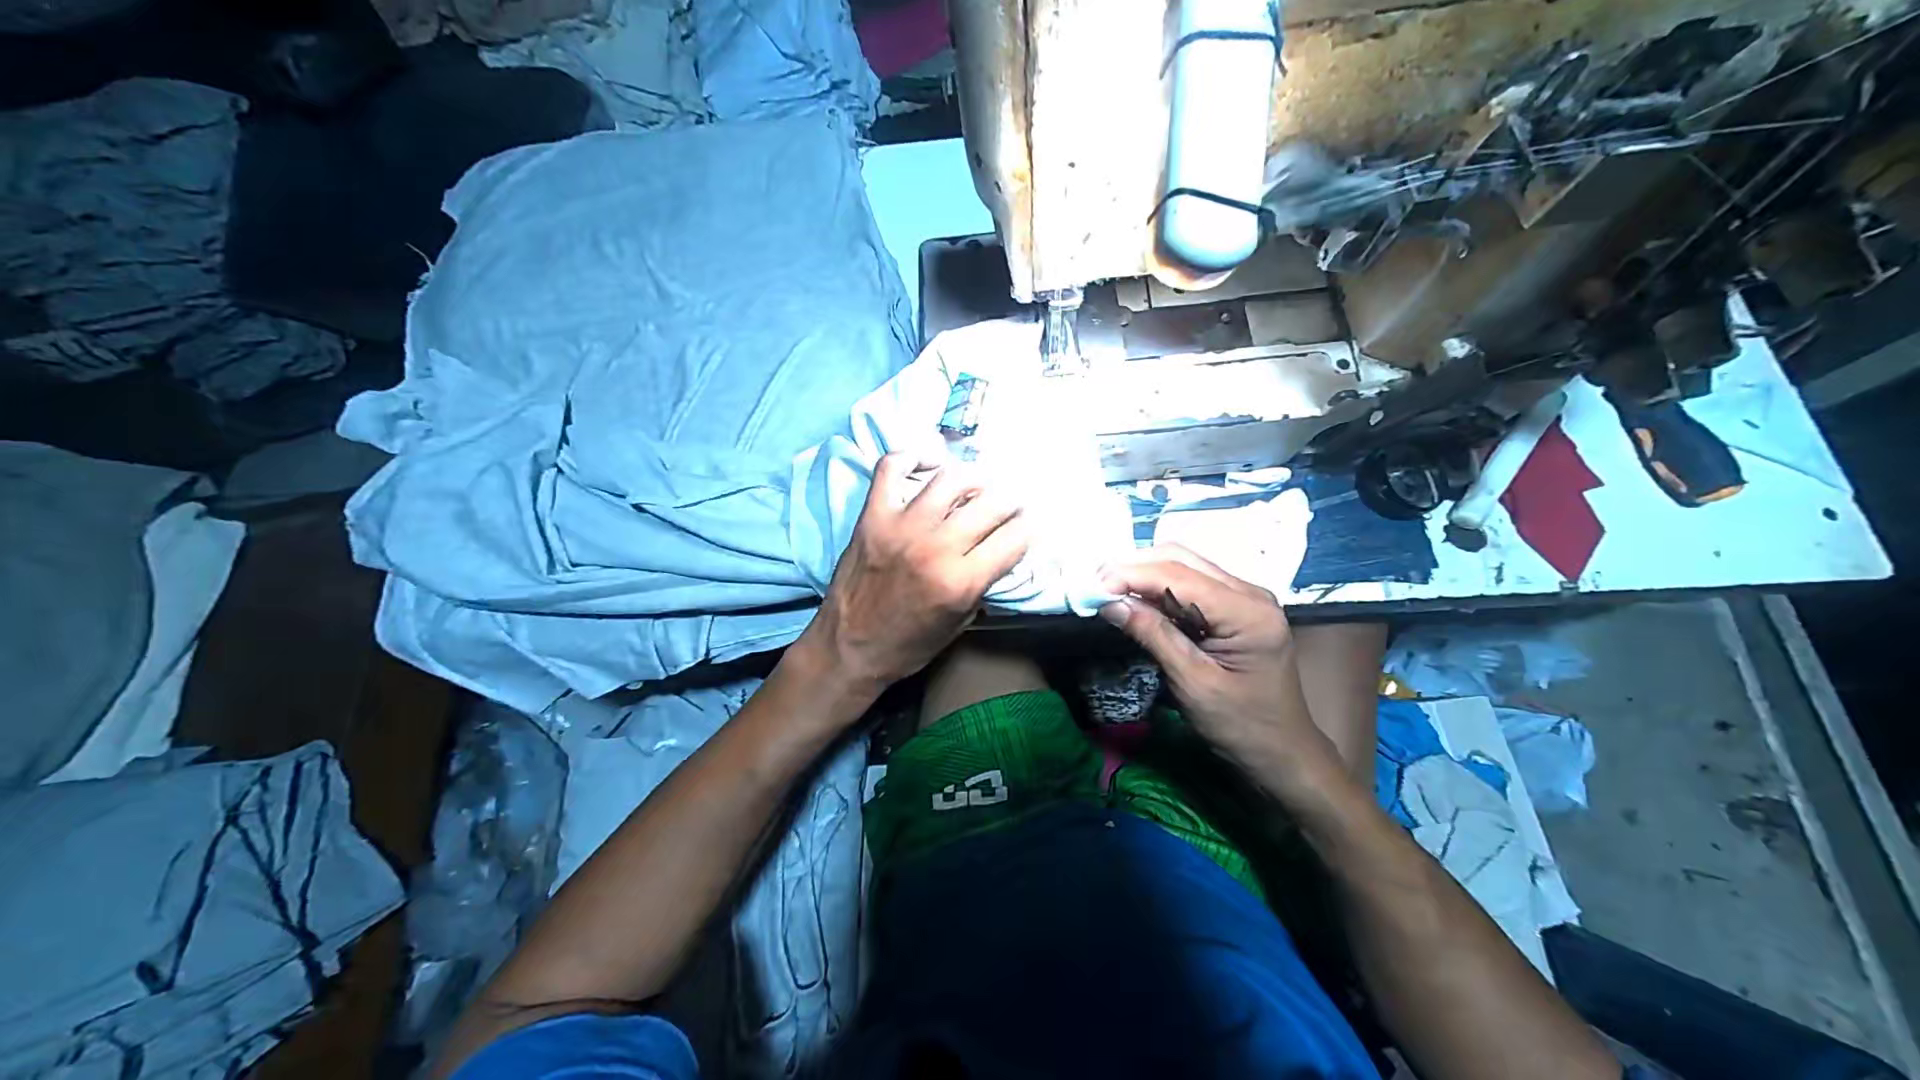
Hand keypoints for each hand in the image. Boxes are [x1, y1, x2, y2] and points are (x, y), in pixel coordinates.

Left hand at [803, 453, 1029, 692]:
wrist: (847, 648)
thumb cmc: (908, 645)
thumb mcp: (960, 622)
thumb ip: (983, 582)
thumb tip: (1001, 549)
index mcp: (961, 581)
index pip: (1014, 537)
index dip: (1029, 528)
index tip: (1028, 525)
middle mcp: (936, 547)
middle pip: (991, 503)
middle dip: (1010, 502)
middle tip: (1008, 504)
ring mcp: (901, 526)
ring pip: (950, 478)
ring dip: (973, 477)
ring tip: (976, 484)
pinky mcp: (873, 515)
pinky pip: (891, 468)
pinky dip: (911, 458)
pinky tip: (927, 465)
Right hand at [1098, 545, 1341, 791]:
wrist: (1281, 752)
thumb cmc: (1241, 725)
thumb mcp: (1193, 683)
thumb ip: (1154, 636)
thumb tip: (1111, 603)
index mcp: (1249, 611)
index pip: (1180, 576)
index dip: (1133, 575)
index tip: (1094, 586)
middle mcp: (1250, 593)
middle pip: (1182, 560)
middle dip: (1135, 568)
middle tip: (1097, 587)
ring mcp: (1245, 597)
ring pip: (1185, 566)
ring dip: (1145, 575)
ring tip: (1110, 592)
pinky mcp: (1235, 607)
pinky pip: (1191, 584)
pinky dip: (1159, 588)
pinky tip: (1137, 601)